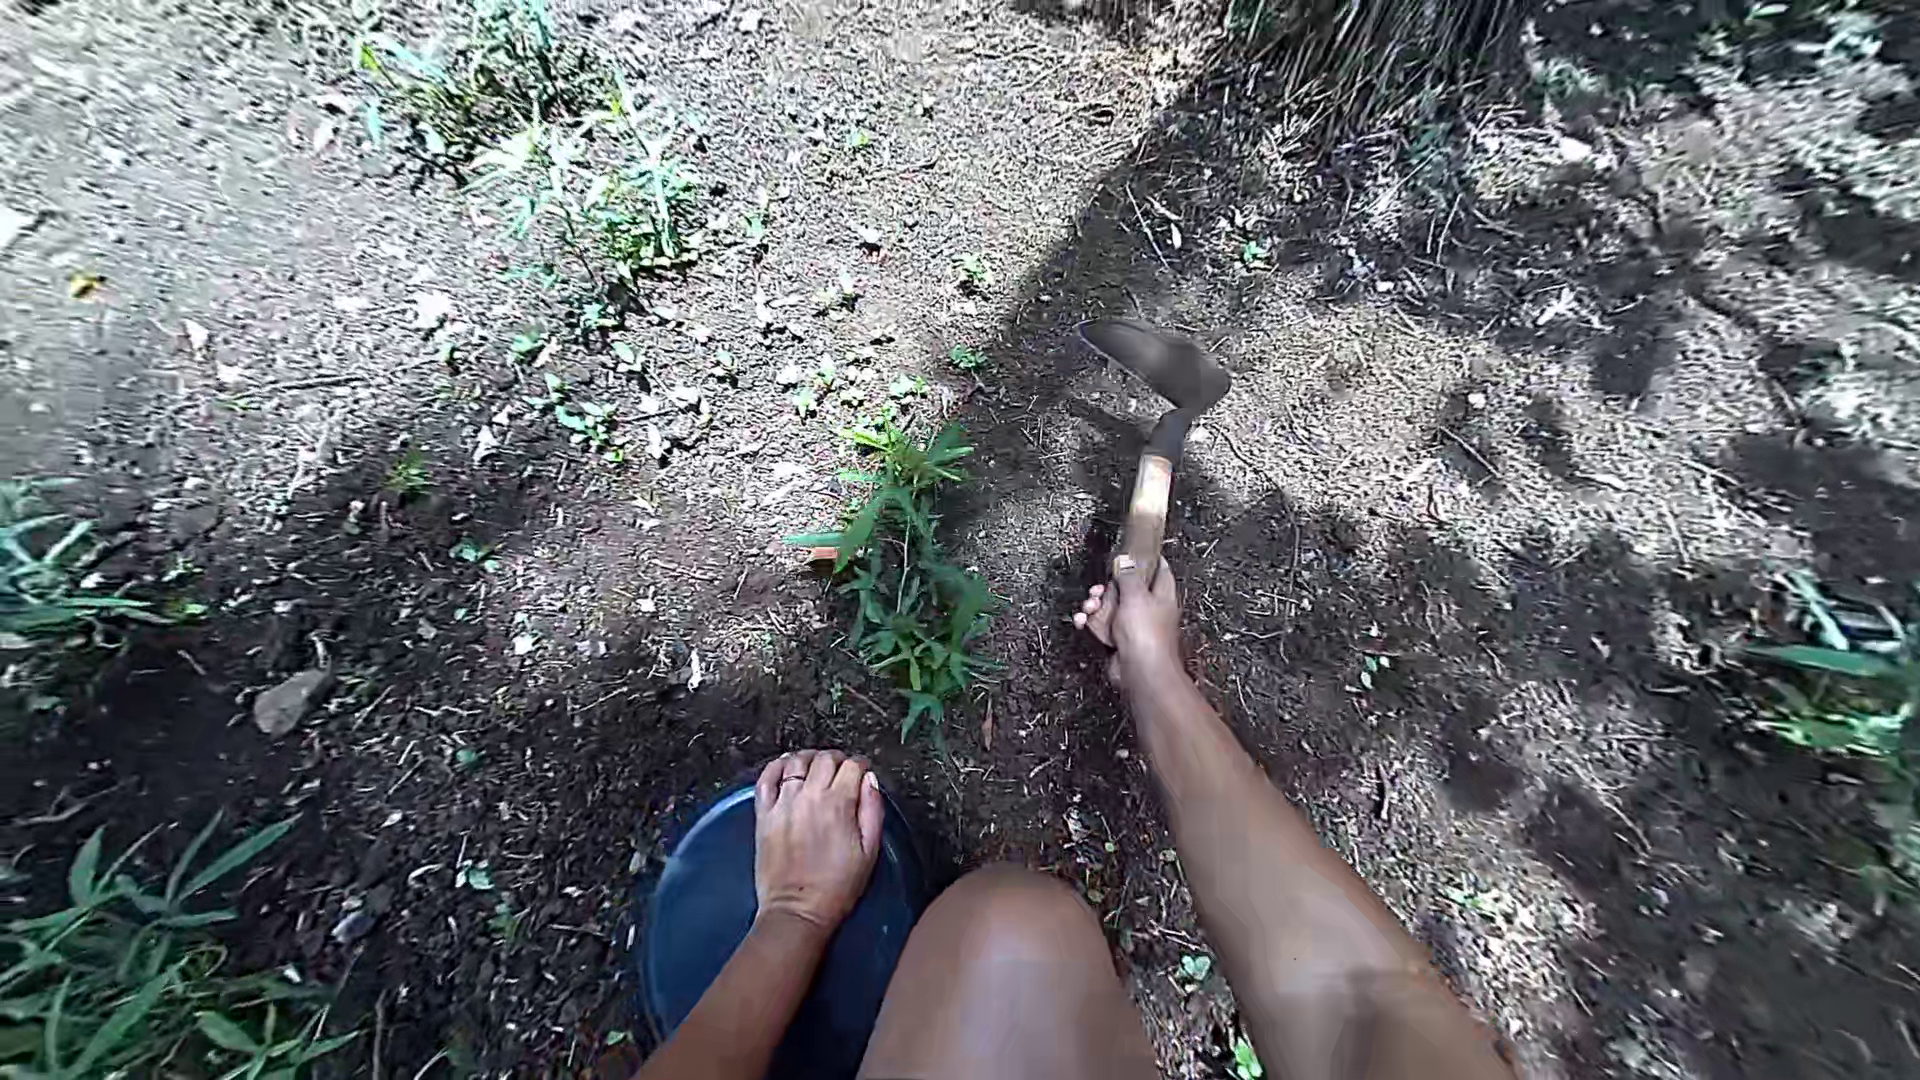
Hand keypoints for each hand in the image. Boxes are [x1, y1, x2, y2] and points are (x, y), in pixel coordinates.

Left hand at [752, 749, 884, 934]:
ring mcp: (784, 803)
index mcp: (839, 803)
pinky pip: (766, 778)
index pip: (852, 765)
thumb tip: (870, 779)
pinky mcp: (764, 814)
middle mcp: (810, 796)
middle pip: (825, 758)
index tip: (862, 774)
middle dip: (837, 760)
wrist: (797, 913)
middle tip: (841, 773)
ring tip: (815, 769)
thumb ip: (873, 809)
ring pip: (796, 761)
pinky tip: (787, 767)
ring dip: (809, 759)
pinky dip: (776, 766)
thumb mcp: (870, 850)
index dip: (861, 766)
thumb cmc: (838, 885)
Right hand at [1073, 553, 1183, 690]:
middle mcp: (1148, 610)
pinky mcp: (1118, 640)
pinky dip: (1090, 622)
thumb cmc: (1146, 633)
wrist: (1140, 671)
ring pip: (1109, 607)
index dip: (1151, 560)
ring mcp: (1132, 626)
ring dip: (1094, 605)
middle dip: (1107, 588)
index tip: (1137, 551)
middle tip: (1099, 590)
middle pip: (1126, 589)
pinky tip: (1083, 621)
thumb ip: (1129, 576)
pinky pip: (1100, 625)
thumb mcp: (1136, 596)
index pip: (1160, 572)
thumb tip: (1125, 560)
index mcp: (1161, 596)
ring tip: (1089, 608)